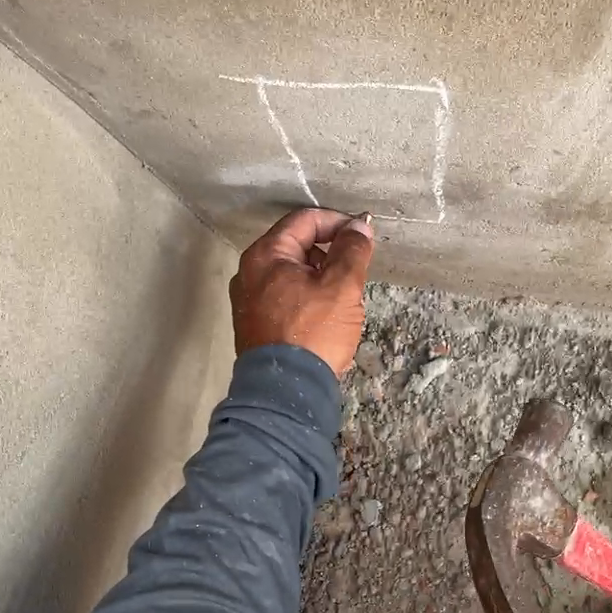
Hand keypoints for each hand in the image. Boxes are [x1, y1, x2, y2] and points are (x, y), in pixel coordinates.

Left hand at [230, 208, 375, 376]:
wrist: (285, 392)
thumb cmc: (313, 334)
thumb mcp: (340, 287)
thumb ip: (351, 251)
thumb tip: (358, 227)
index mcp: (266, 255)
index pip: (305, 220)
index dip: (338, 222)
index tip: (363, 237)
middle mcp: (250, 272)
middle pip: (297, 246)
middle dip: (330, 254)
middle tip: (354, 273)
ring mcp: (249, 299)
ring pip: (292, 274)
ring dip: (321, 278)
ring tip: (342, 301)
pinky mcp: (255, 323)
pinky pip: (285, 297)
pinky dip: (307, 298)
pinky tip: (325, 319)